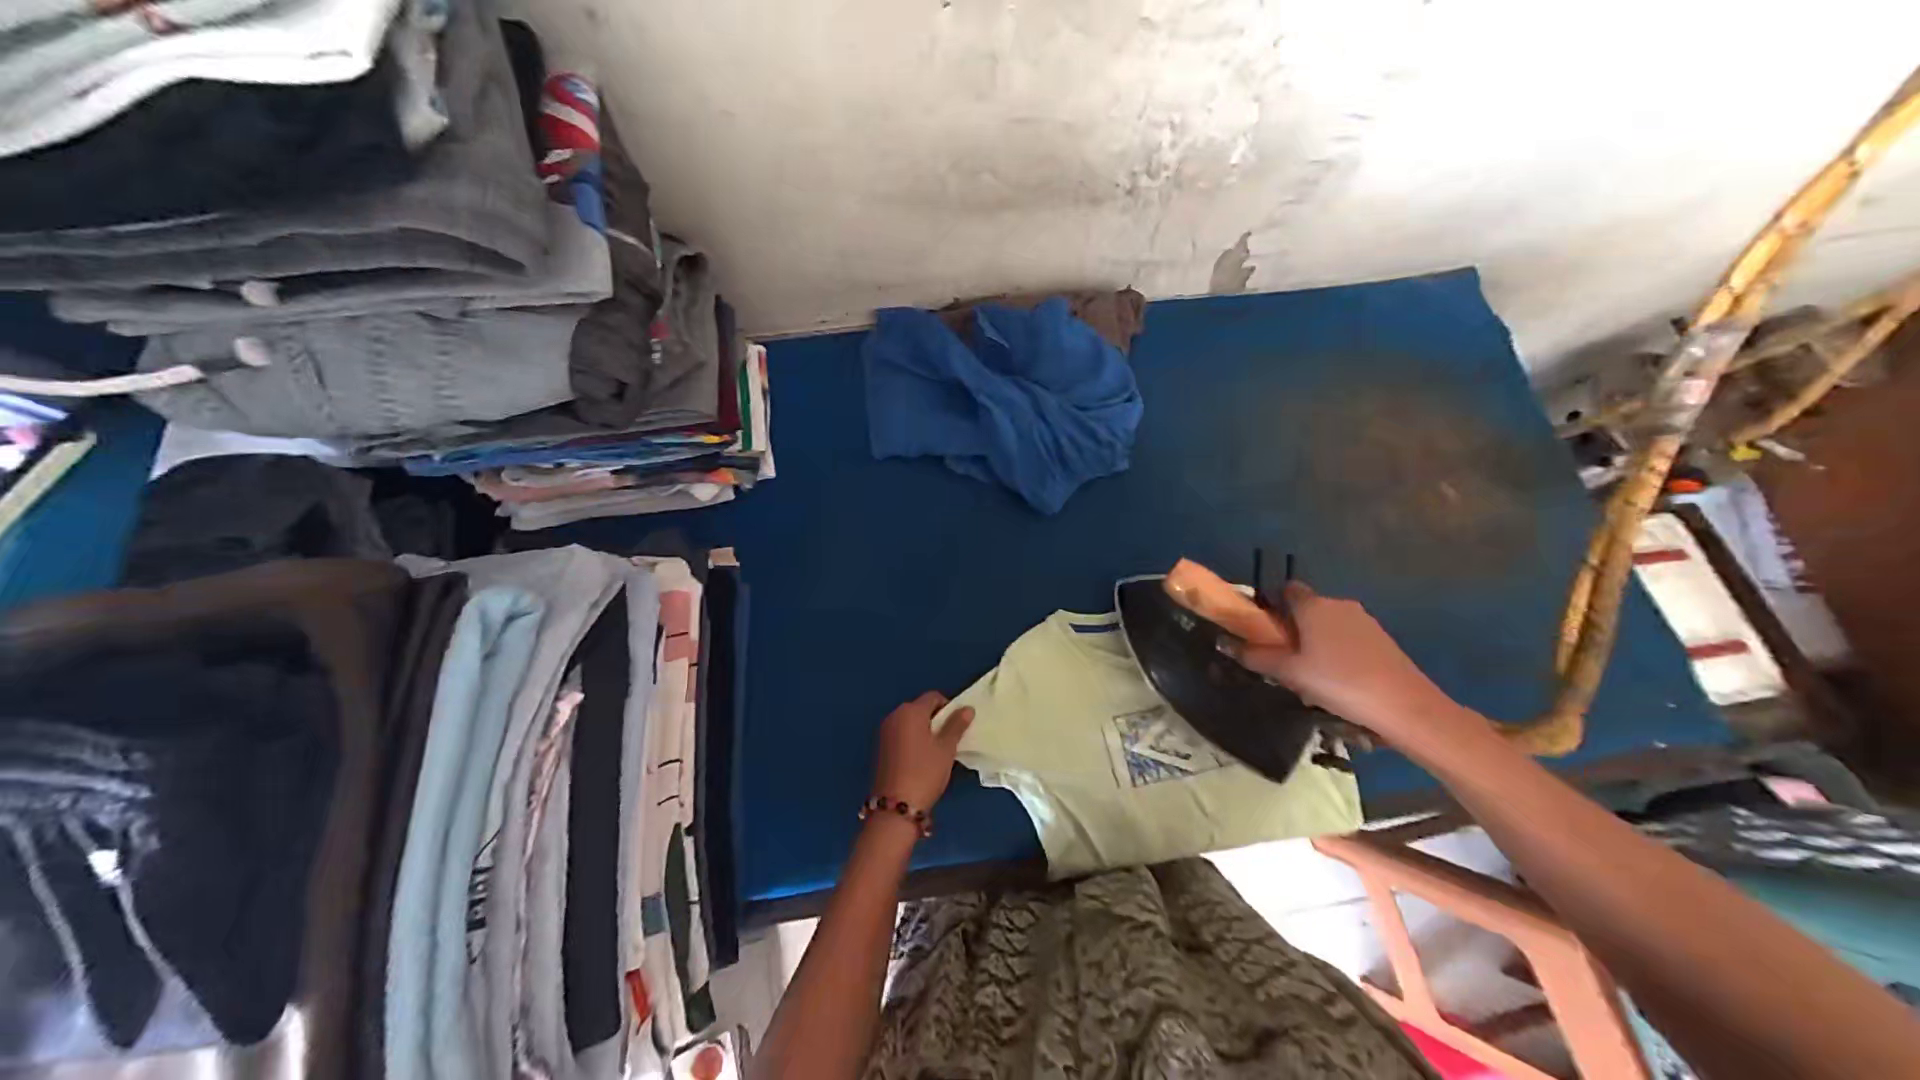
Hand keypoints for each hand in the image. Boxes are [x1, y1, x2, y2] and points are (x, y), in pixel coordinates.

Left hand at [871, 691, 973, 810]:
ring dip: (923, 730)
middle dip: (935, 719)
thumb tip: (967, 708)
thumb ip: (956, 725)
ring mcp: (884, 732)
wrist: (896, 806)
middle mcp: (894, 716)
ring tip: (936, 751)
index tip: (957, 726)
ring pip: (909, 722)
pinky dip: (912, 739)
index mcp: (910, 711)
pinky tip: (920, 759)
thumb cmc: (925, 772)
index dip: (948, 707)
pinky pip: (900, 734)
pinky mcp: (880, 747)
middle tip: (949, 739)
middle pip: (919, 708)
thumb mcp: (946, 748)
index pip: (933, 697)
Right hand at [1222, 582, 1461, 745]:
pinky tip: (1339, 681)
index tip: (1265, 633)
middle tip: (1285, 661)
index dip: (1273, 607)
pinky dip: (1339, 652)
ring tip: (1312, 676)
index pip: (1287, 590)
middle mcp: (1339, 604)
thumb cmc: (1338, 681)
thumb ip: (1257, 657)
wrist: (1405, 706)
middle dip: (1294, 629)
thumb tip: (1229, 645)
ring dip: (1317, 643)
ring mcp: (1365, 621)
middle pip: (1307, 609)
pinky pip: (1349, 638)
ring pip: (1329, 625)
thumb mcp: (1289, 673)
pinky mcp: (1382, 639)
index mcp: (1313, 605)